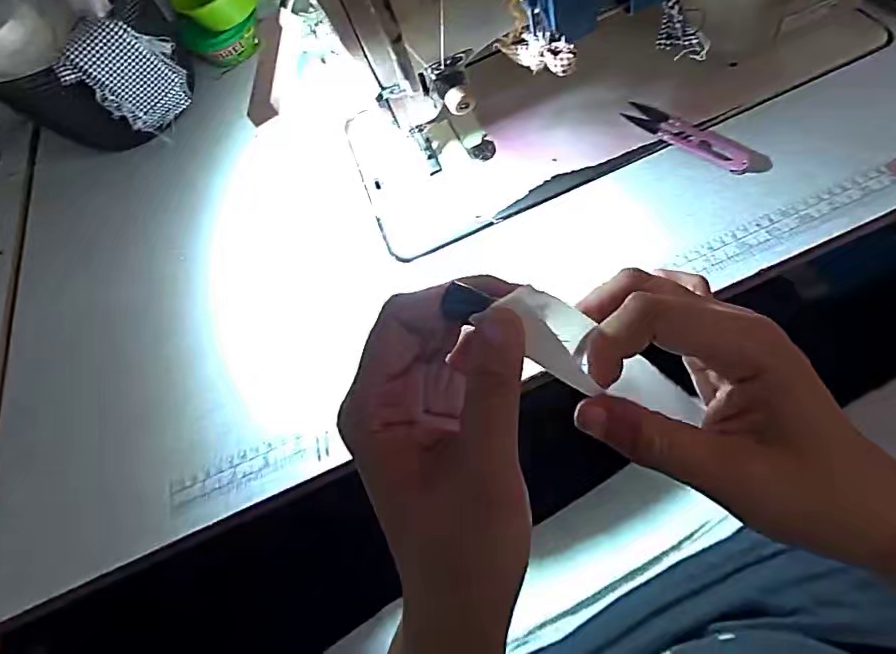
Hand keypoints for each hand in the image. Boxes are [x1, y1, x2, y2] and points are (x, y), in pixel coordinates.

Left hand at [339, 277, 530, 653]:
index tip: (493, 291)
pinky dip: (485, 348)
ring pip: (438, 336)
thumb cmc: (461, 554)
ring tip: (524, 313)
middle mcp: (381, 394)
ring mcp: (407, 399)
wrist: (463, 603)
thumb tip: (502, 316)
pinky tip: (514, 343)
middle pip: (416, 323)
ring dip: (479, 322)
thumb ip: (491, 387)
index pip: (396, 324)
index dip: (443, 298)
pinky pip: (456, 360)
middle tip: (519, 297)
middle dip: (465, 305)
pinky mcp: (433, 407)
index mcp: (370, 406)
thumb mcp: (483, 468)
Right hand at [571, 269, 895, 569]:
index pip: (653, 310)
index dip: (609, 338)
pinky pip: (666, 308)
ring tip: (586, 345)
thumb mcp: (732, 480)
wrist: (879, 513)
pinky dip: (631, 315)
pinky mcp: (722, 345)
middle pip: (648, 283)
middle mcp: (736, 322)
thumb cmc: (818, 497)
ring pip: (654, 287)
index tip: (591, 384)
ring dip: (612, 307)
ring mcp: (731, 329)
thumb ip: (653, 441)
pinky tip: (620, 342)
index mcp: (745, 343)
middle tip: (572, 353)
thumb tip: (583, 412)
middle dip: (600, 309)